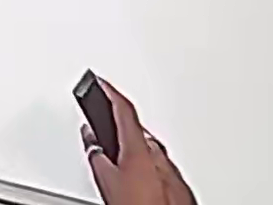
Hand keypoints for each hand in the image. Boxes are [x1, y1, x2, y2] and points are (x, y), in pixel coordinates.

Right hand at [83, 82, 194, 204]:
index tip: (101, 81)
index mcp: (139, 147)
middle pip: (138, 131)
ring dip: (136, 150)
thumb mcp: (105, 179)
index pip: (124, 108)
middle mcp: (159, 156)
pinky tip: (143, 181)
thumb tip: (89, 136)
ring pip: (152, 152)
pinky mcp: (183, 192)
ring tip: (121, 163)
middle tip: (105, 128)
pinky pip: (164, 170)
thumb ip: (95, 152)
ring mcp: (174, 174)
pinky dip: (151, 168)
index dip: (110, 91)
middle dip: (121, 128)